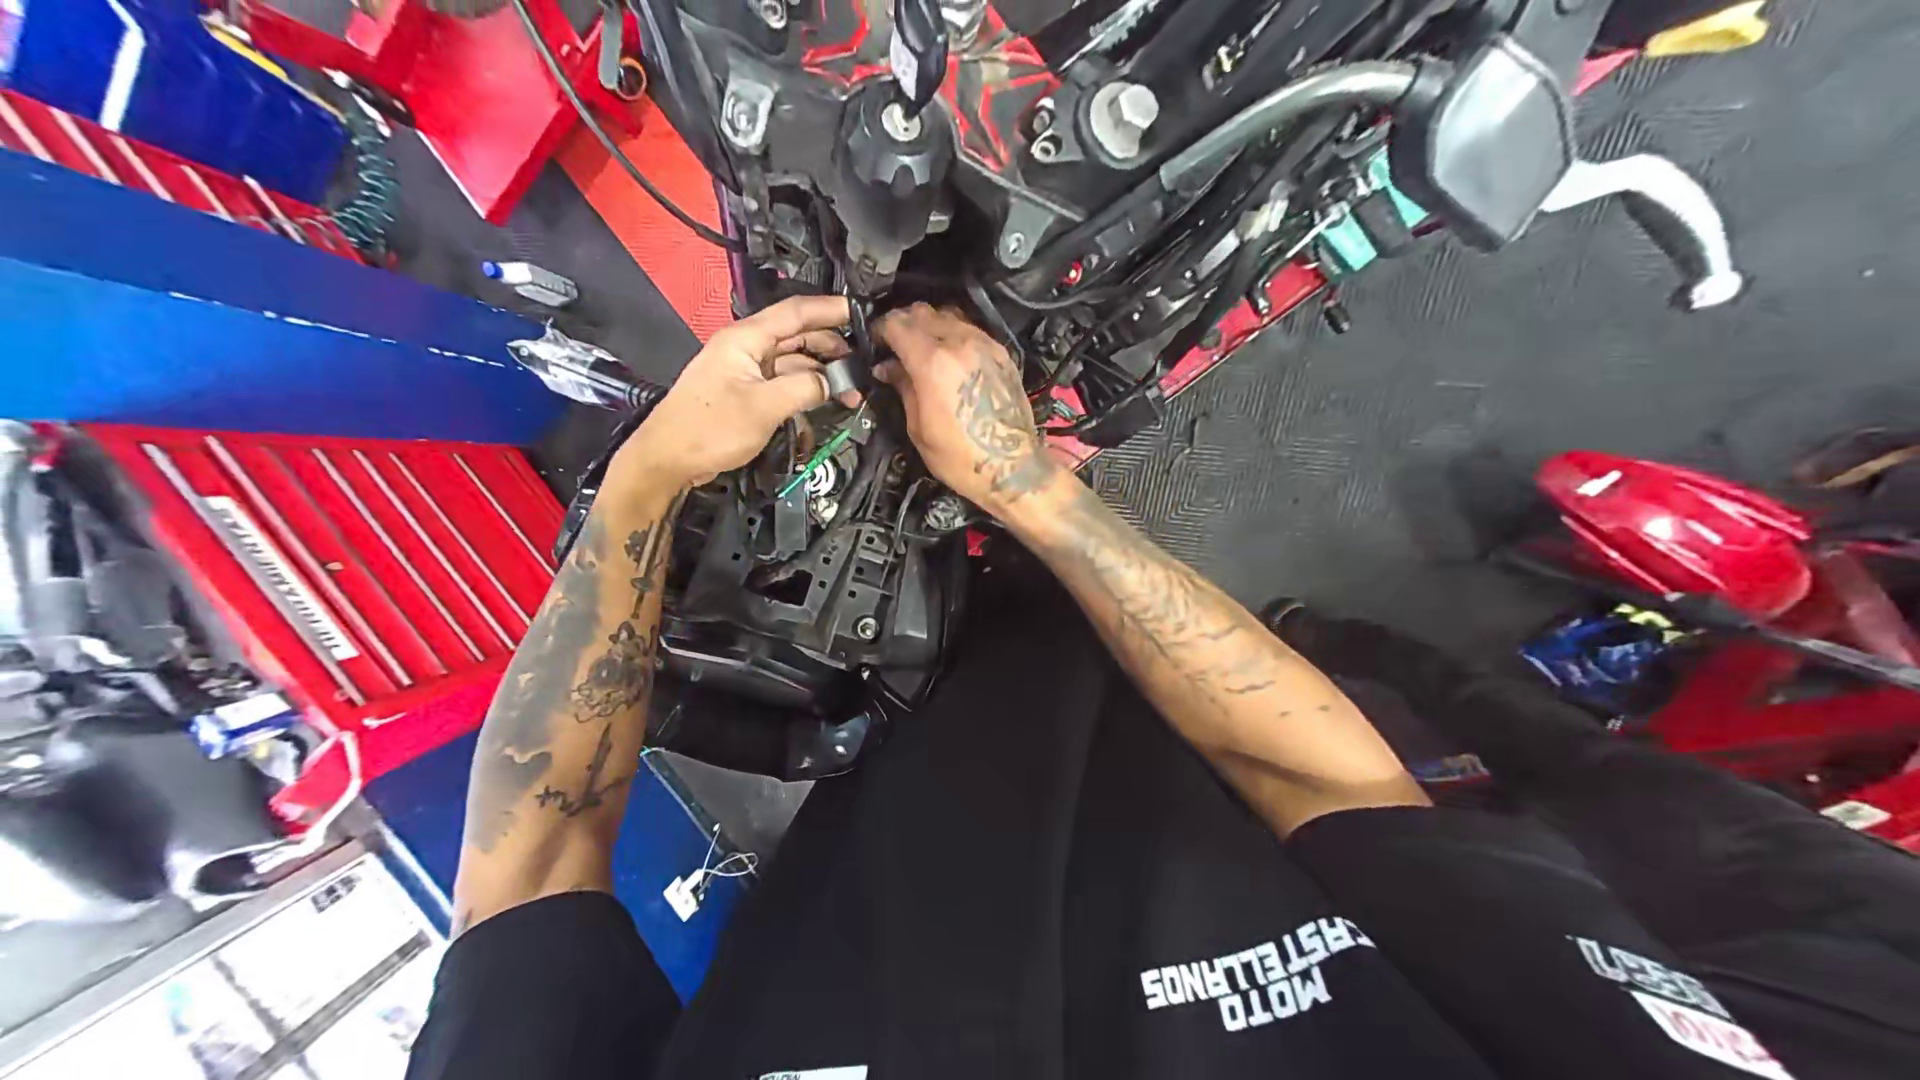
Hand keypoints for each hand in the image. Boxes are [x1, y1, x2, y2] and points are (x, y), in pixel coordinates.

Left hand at [611, 295, 850, 491]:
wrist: (668, 459)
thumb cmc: (709, 429)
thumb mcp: (764, 407)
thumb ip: (805, 388)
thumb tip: (832, 383)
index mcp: (745, 339)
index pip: (795, 312)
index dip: (829, 309)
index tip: (859, 312)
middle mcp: (746, 348)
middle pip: (796, 336)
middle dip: (831, 345)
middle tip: (861, 361)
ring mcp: (745, 371)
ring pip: (792, 361)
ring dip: (821, 371)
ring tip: (849, 388)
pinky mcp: (746, 392)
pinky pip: (783, 381)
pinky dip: (805, 388)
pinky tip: (824, 400)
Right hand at [873, 303, 1062, 515]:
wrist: (1011, 468)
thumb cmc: (962, 458)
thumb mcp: (918, 427)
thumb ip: (902, 387)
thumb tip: (888, 368)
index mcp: (934, 363)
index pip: (897, 324)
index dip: (880, 330)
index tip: (876, 342)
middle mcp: (961, 345)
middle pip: (922, 312)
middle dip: (903, 324)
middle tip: (894, 345)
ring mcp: (985, 346)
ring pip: (948, 315)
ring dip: (929, 325)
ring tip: (921, 348)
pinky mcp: (1002, 354)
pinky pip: (970, 329)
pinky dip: (954, 334)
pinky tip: (948, 356)